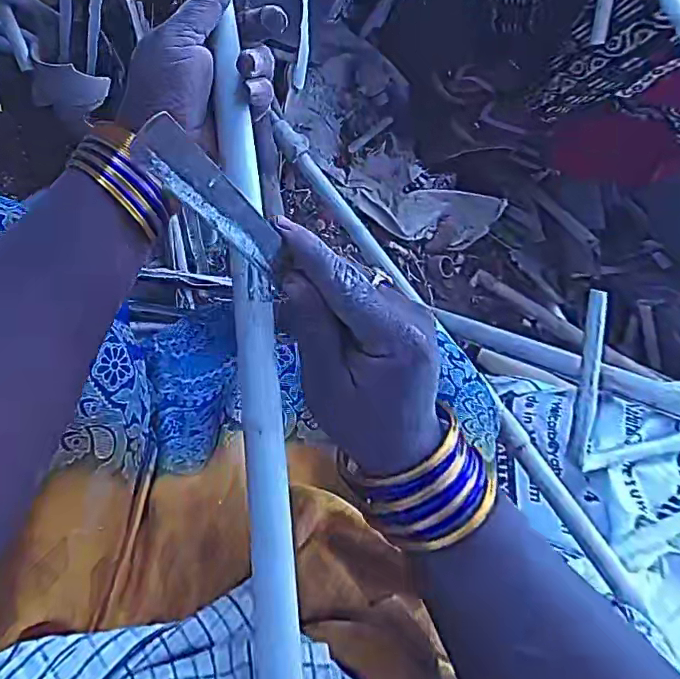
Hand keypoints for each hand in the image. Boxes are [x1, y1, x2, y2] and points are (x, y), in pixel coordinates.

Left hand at [116, 0, 284, 133]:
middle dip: (261, 28)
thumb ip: (202, 6)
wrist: (162, 143)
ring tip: (242, 73)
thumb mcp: (175, 39)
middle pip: (252, 34)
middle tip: (265, 25)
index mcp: (190, 40)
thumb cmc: (157, 93)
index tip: (245, 2)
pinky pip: (265, 96)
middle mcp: (211, 63)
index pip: (225, 13)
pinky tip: (246, 98)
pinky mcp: (240, 115)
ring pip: (263, 64)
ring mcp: (227, 90)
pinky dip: (259, 95)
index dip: (240, 6)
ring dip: (258, 64)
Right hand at [275, 218, 442, 475]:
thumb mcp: (325, 385)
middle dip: (306, 268)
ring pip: (351, 279)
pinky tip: (315, 310)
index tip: (280, 228)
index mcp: (396, 336)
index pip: (344, 282)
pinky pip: (359, 290)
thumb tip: (293, 281)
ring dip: (318, 283)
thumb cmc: (364, 426)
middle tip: (268, 267)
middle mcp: (410, 314)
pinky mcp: (403, 312)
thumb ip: (312, 329)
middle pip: (347, 275)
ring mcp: (411, 310)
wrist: (407, 450)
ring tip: (289, 300)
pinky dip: (332, 294)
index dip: (309, 251)